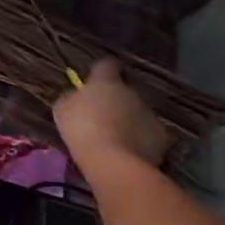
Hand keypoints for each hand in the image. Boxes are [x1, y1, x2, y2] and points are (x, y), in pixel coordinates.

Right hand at [54, 59, 170, 166]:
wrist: (113, 159)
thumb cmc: (81, 128)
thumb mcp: (62, 109)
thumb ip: (71, 97)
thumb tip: (77, 95)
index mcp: (106, 82)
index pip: (107, 65)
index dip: (101, 71)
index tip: (94, 80)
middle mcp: (132, 92)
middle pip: (123, 91)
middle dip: (114, 100)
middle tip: (100, 116)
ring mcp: (149, 113)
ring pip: (137, 111)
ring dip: (127, 118)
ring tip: (114, 136)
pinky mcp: (162, 134)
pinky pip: (148, 131)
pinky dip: (139, 136)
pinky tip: (127, 148)